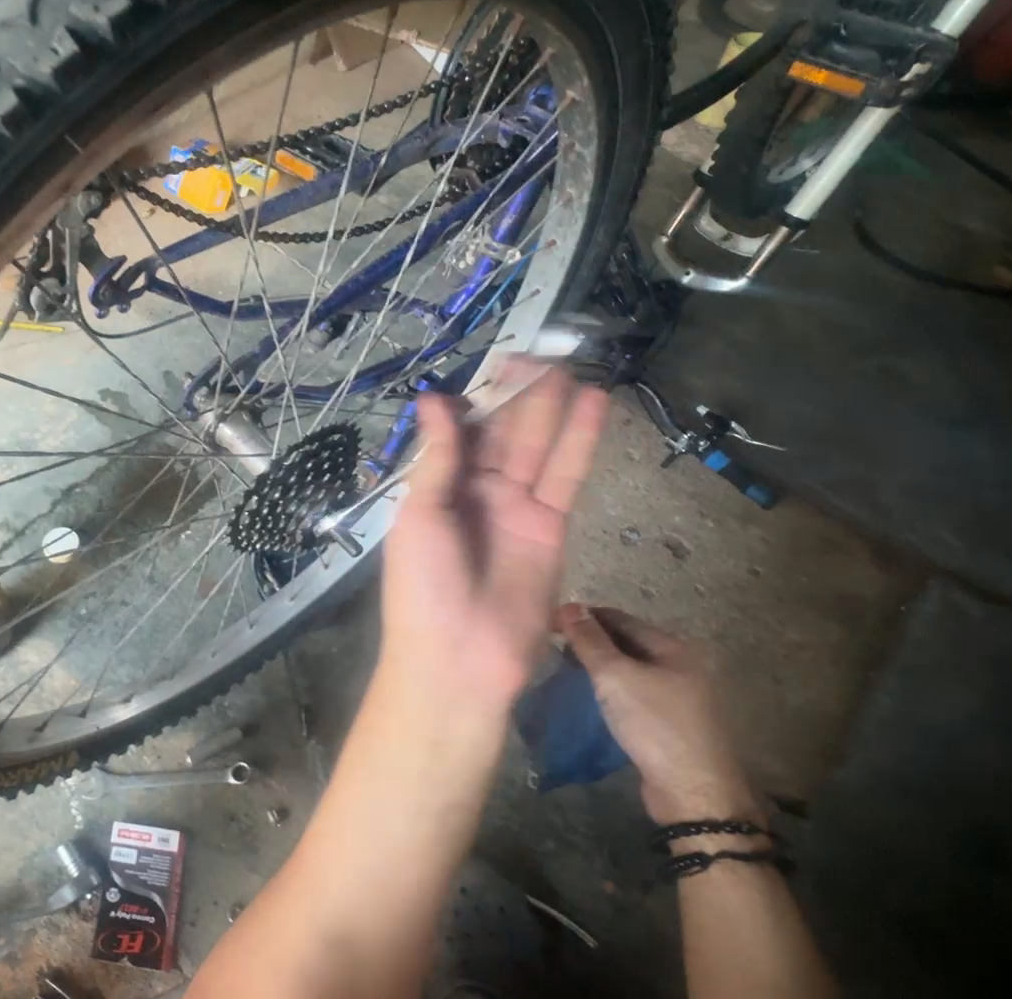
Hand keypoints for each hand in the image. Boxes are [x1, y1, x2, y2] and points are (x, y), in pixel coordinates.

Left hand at [378, 368, 609, 721]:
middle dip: (518, 394)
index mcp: (437, 489)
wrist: (458, 660)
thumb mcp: (419, 515)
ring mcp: (516, 508)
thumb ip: (437, 458)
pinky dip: (579, 440)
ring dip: (552, 407)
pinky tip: (593, 403)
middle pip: (501, 433)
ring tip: (568, 364)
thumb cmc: (422, 587)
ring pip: (536, 446)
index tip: (494, 362)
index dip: (477, 398)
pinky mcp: (552, 526)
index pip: (460, 432)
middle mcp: (476, 492)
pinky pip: (565, 475)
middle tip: (538, 351)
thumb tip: (431, 400)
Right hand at [556, 605, 761, 825]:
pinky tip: (587, 698)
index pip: (618, 618)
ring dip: (596, 668)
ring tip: (562, 672)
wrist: (692, 792)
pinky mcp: (667, 723)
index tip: (547, 624)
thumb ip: (590, 640)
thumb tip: (569, 606)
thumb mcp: (616, 677)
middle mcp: (679, 666)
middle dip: (588, 642)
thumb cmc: (654, 725)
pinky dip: (608, 690)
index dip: (582, 617)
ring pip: (627, 670)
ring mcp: (676, 696)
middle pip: (624, 642)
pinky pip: (631, 694)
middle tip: (550, 649)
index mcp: (673, 647)